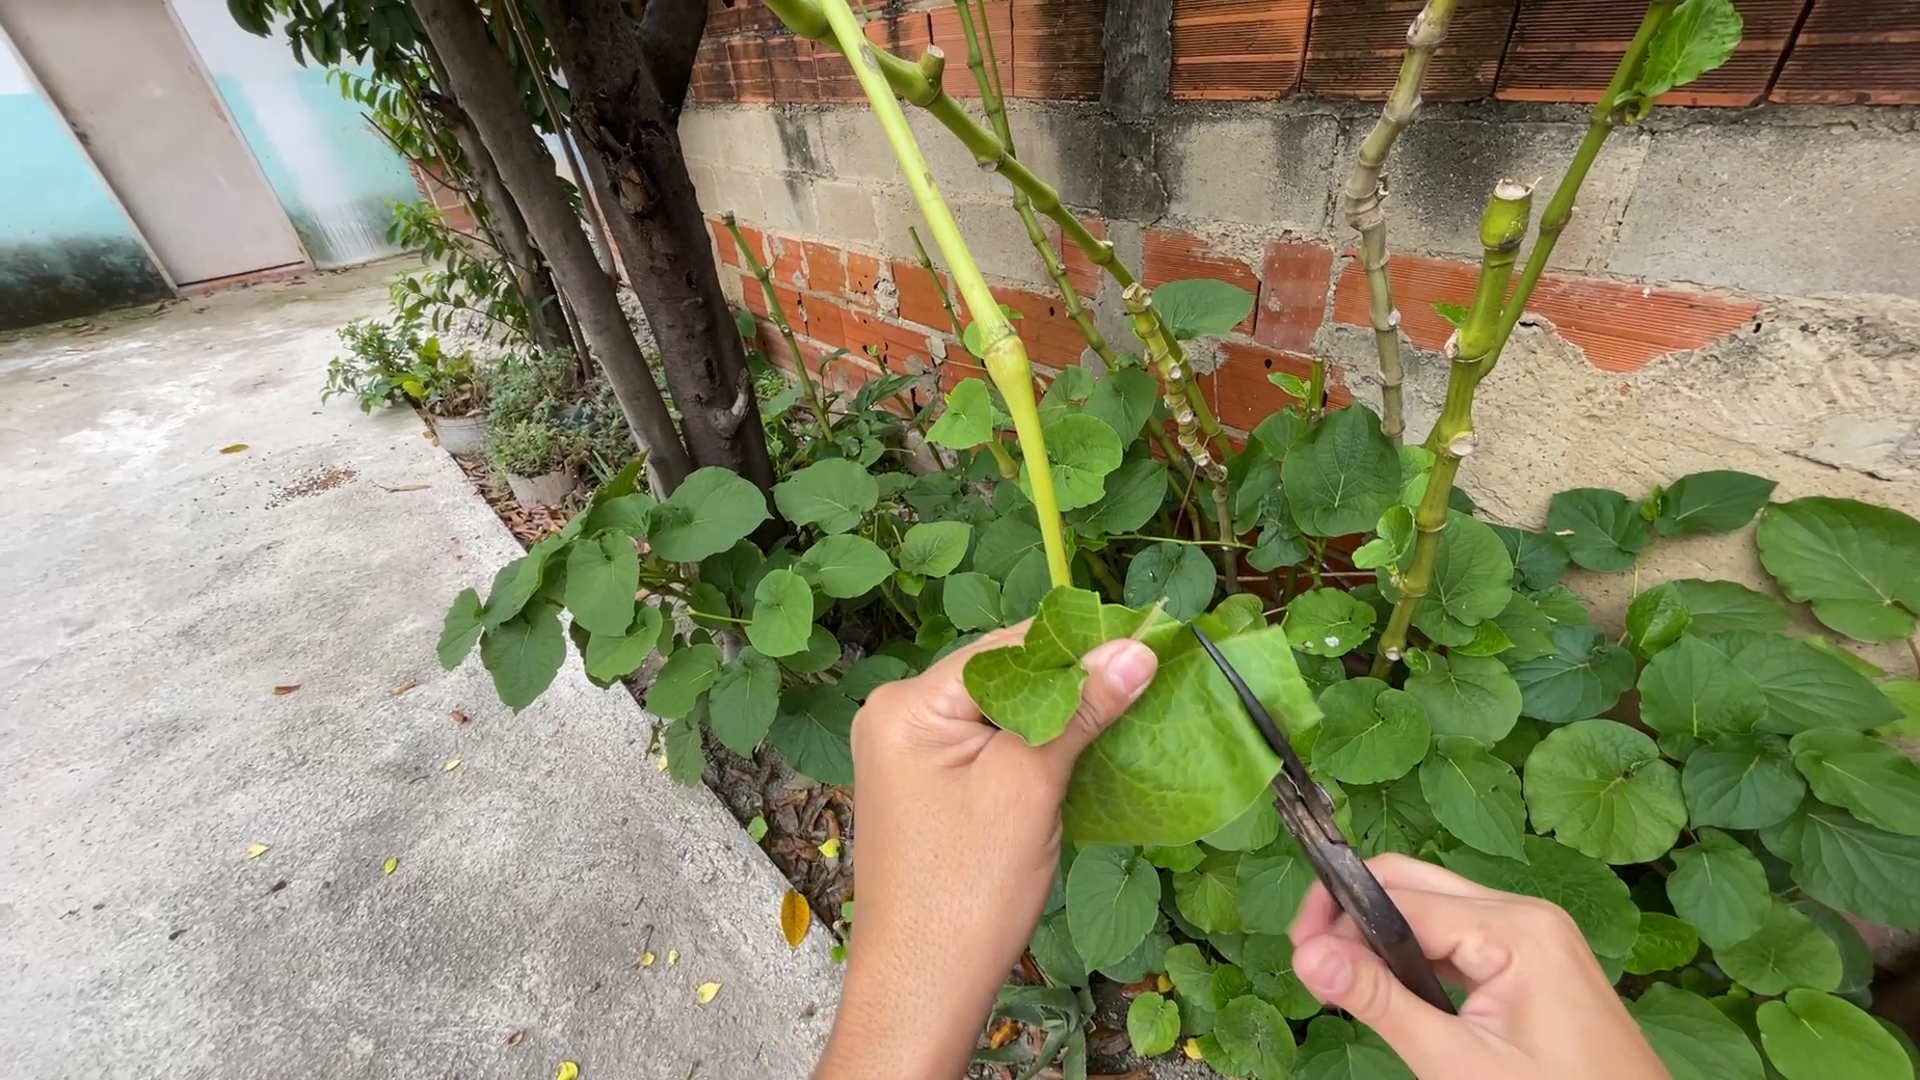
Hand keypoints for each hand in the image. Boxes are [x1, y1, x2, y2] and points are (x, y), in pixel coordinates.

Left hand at [814, 623, 1158, 1079]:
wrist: (922, 989)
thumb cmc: (970, 889)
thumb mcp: (1030, 785)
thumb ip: (1081, 708)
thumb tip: (1137, 648)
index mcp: (907, 703)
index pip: (1002, 649)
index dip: (1071, 644)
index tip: (1135, 639)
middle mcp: (895, 714)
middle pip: (996, 677)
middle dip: (1061, 681)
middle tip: (1132, 676)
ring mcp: (903, 750)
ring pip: (993, 710)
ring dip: (1048, 714)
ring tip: (1111, 706)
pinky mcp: (921, 780)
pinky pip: (981, 741)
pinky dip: (1024, 742)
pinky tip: (1069, 745)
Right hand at [1289, 854, 1668, 1079]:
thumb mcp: (1459, 1066)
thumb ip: (1379, 1001)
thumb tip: (1305, 955)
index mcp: (1516, 929)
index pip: (1398, 901)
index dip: (1340, 922)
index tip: (1301, 955)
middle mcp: (1524, 912)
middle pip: (1409, 884)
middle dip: (1351, 913)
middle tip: (1312, 956)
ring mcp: (1532, 930)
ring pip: (1426, 903)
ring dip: (1378, 931)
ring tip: (1346, 975)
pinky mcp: (1531, 953)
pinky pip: (1453, 930)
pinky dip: (1412, 949)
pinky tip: (1392, 983)